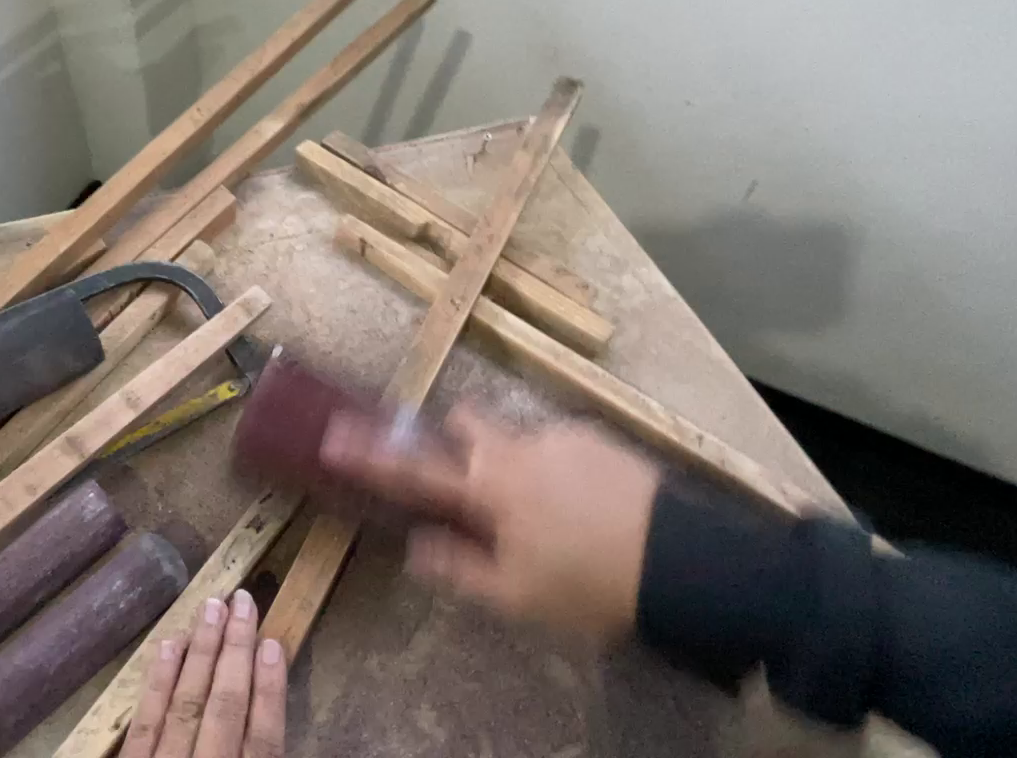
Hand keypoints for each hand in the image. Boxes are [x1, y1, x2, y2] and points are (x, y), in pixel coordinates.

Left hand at [121, 588, 284, 757]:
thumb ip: (259, 750)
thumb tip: (268, 693)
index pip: (263, 740)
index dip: (270, 690)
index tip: (272, 642)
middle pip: (225, 709)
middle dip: (235, 650)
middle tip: (242, 600)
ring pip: (187, 704)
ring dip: (201, 652)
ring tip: (212, 606)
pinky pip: (145, 724)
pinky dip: (158, 683)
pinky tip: (170, 645)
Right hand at [320, 407, 660, 641]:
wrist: (684, 562)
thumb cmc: (588, 584)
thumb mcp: (518, 595)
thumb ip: (459, 566)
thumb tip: (415, 547)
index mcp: (488, 488)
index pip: (412, 468)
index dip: (369, 453)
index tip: (332, 436)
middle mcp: (514, 448)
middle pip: (465, 423)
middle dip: (458, 443)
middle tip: (476, 484)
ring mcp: (556, 435)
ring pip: (513, 436)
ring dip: (514, 462)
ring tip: (552, 511)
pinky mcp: (593, 434)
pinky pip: (555, 442)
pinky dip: (555, 466)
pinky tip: (587, 504)